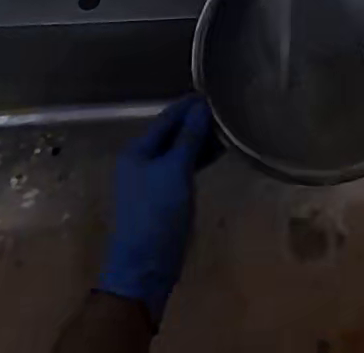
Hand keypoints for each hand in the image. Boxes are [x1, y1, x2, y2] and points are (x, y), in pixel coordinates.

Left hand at [95, 95, 214, 323]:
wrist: (143, 271)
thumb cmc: (157, 215)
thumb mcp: (175, 171)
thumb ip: (188, 137)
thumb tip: (201, 107)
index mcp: (137, 150)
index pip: (166, 117)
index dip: (188, 105)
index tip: (213, 94)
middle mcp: (140, 161)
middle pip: (171, 133)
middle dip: (196, 122)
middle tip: (224, 112)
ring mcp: (150, 181)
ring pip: (178, 151)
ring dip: (198, 140)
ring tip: (225, 130)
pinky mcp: (162, 198)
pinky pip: (181, 168)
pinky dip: (196, 159)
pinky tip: (214, 154)